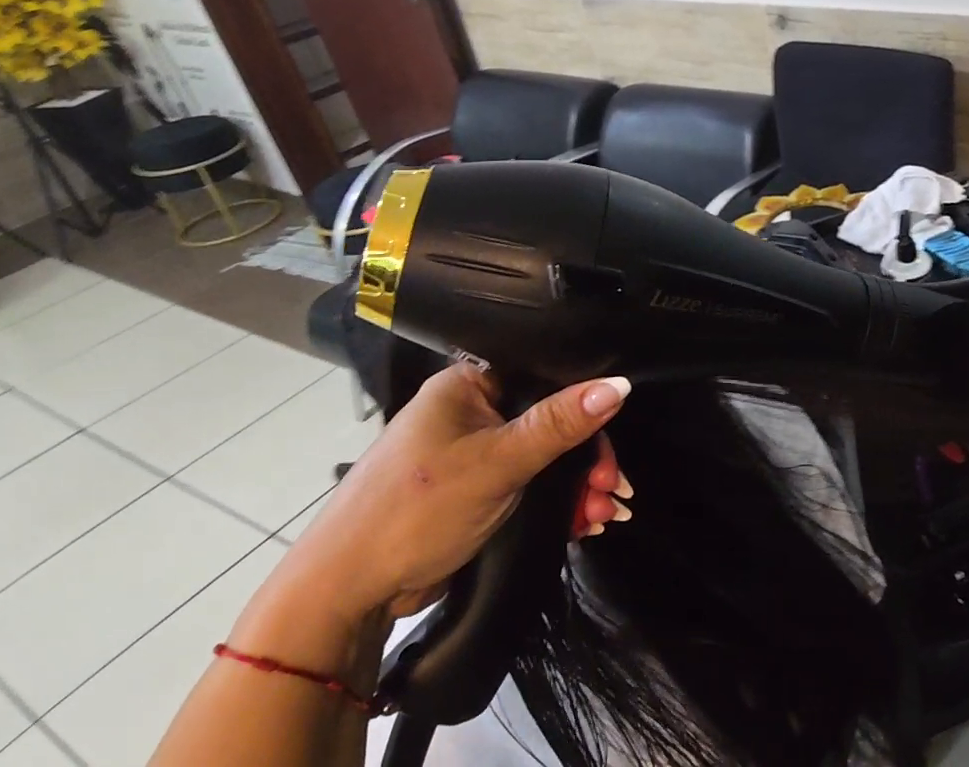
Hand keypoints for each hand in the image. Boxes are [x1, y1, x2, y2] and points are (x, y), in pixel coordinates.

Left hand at [274, 364, 631, 624]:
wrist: (348, 593)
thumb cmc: (416, 512)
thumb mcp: (497, 463)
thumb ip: (559, 424)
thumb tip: (620, 384)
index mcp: (468, 387)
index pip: (546, 376)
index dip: (588, 405)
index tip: (613, 446)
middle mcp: (472, 412)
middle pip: (553, 422)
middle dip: (588, 460)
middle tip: (612, 492)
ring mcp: (474, 453)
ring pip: (547, 458)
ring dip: (579, 488)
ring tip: (602, 518)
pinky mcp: (478, 491)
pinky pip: (532, 486)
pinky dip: (559, 504)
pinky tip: (584, 524)